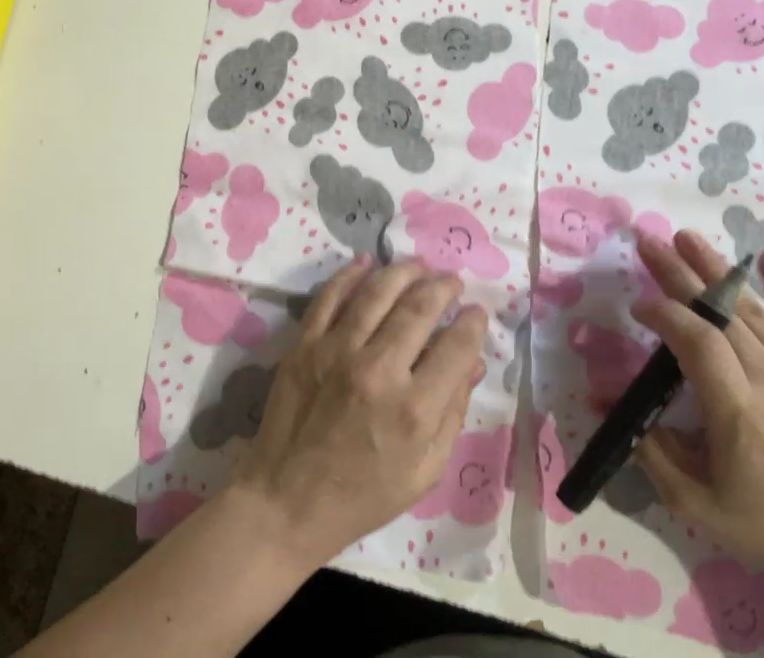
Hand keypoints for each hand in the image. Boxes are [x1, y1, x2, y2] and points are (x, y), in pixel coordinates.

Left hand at [228, 258, 489, 569]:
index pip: (456, 346)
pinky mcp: (304, 346)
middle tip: (452, 281)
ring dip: (403, 272)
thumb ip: (452, 413)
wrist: (287, 501)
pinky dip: (349, 275)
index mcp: (414, 408)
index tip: (476, 312)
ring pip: (377, 293)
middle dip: (442, 288)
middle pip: (419, 309)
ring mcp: (336, 352)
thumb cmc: (363, 495)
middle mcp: (378, 370)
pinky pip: (329, 298)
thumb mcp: (425, 471)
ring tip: (419, 265)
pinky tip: (366, 263)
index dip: (472, 323)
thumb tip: (473, 363)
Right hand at [629, 230, 763, 597]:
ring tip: (686, 239)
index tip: (637, 306)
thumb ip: (648, 446)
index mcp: (740, 414)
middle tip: (648, 241)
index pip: (697, 342)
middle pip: (722, 316)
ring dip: (717, 273)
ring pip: (756, 314)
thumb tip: (601, 400)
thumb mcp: (693, 500)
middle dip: (680, 275)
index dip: (664, 314)